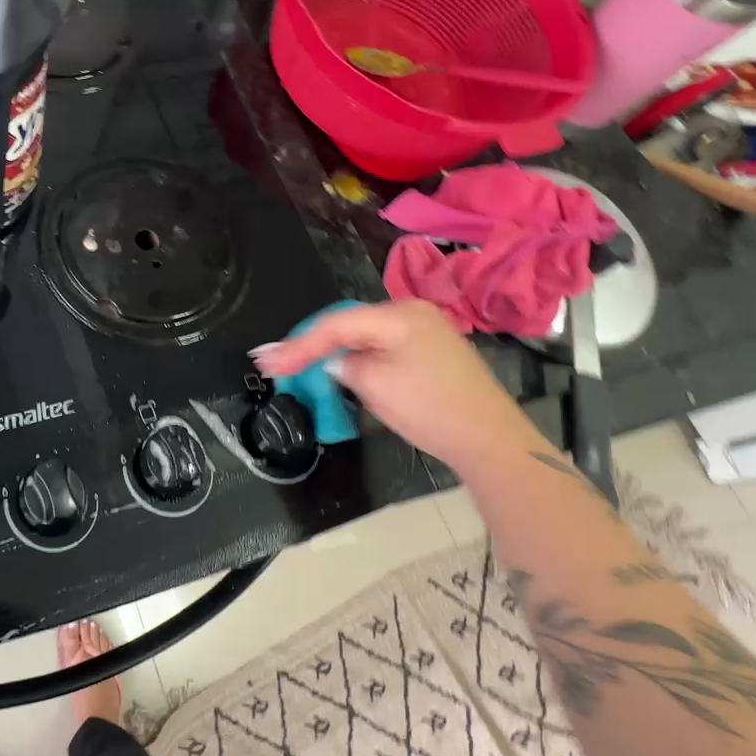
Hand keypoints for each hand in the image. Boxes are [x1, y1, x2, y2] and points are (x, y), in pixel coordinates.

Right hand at [252, 300, 549, 473]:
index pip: (335, 325)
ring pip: (364, 338)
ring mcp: (426, 334)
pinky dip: (357, 359)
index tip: (265, 361)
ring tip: (296, 365)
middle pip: (348, 325)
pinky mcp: (431, 355)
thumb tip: (335, 362)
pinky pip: (382, 350)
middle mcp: (413, 315)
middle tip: (274, 360)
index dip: (297, 345)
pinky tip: (338, 369)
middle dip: (310, 344)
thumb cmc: (431, 408)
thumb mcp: (374, 384)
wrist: (490, 441)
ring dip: (332, 352)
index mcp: (399, 315)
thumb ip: (344, 365)